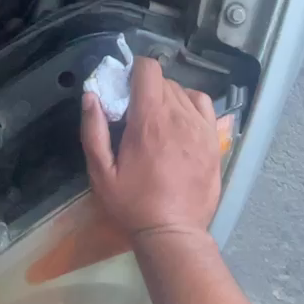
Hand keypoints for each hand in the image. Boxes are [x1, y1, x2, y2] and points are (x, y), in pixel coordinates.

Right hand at [80, 57, 228, 240]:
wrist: (174, 235)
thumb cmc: (133, 204)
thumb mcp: (101, 172)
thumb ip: (93, 130)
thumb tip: (91, 96)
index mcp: (149, 120)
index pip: (148, 69)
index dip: (134, 70)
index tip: (125, 87)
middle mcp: (178, 117)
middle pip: (163, 80)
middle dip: (146, 88)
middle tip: (135, 111)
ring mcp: (200, 128)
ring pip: (182, 91)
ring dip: (166, 96)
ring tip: (157, 119)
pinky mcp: (213, 140)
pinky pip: (203, 104)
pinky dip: (190, 103)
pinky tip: (180, 119)